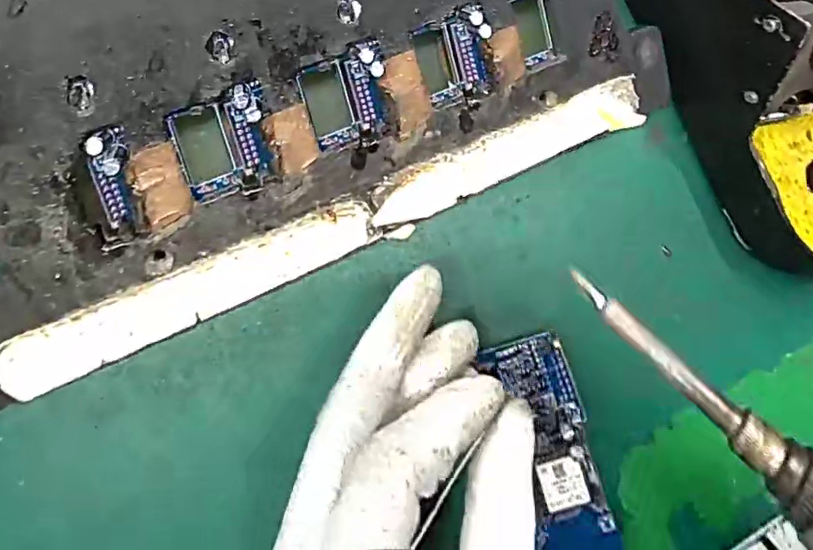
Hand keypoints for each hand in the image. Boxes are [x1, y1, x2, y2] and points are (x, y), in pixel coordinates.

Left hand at [273, 266, 534, 549]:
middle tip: (429, 288)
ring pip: (335, 432)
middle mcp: (303, 540)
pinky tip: (414, 387)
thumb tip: (513, 421)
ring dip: (389, 369)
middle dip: (389, 340)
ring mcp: (299, 536)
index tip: (495, 392)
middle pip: (341, 419)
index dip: (447, 414)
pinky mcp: (312, 534)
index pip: (388, 461)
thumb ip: (499, 521)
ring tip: (432, 330)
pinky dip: (382, 412)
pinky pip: (342, 456)